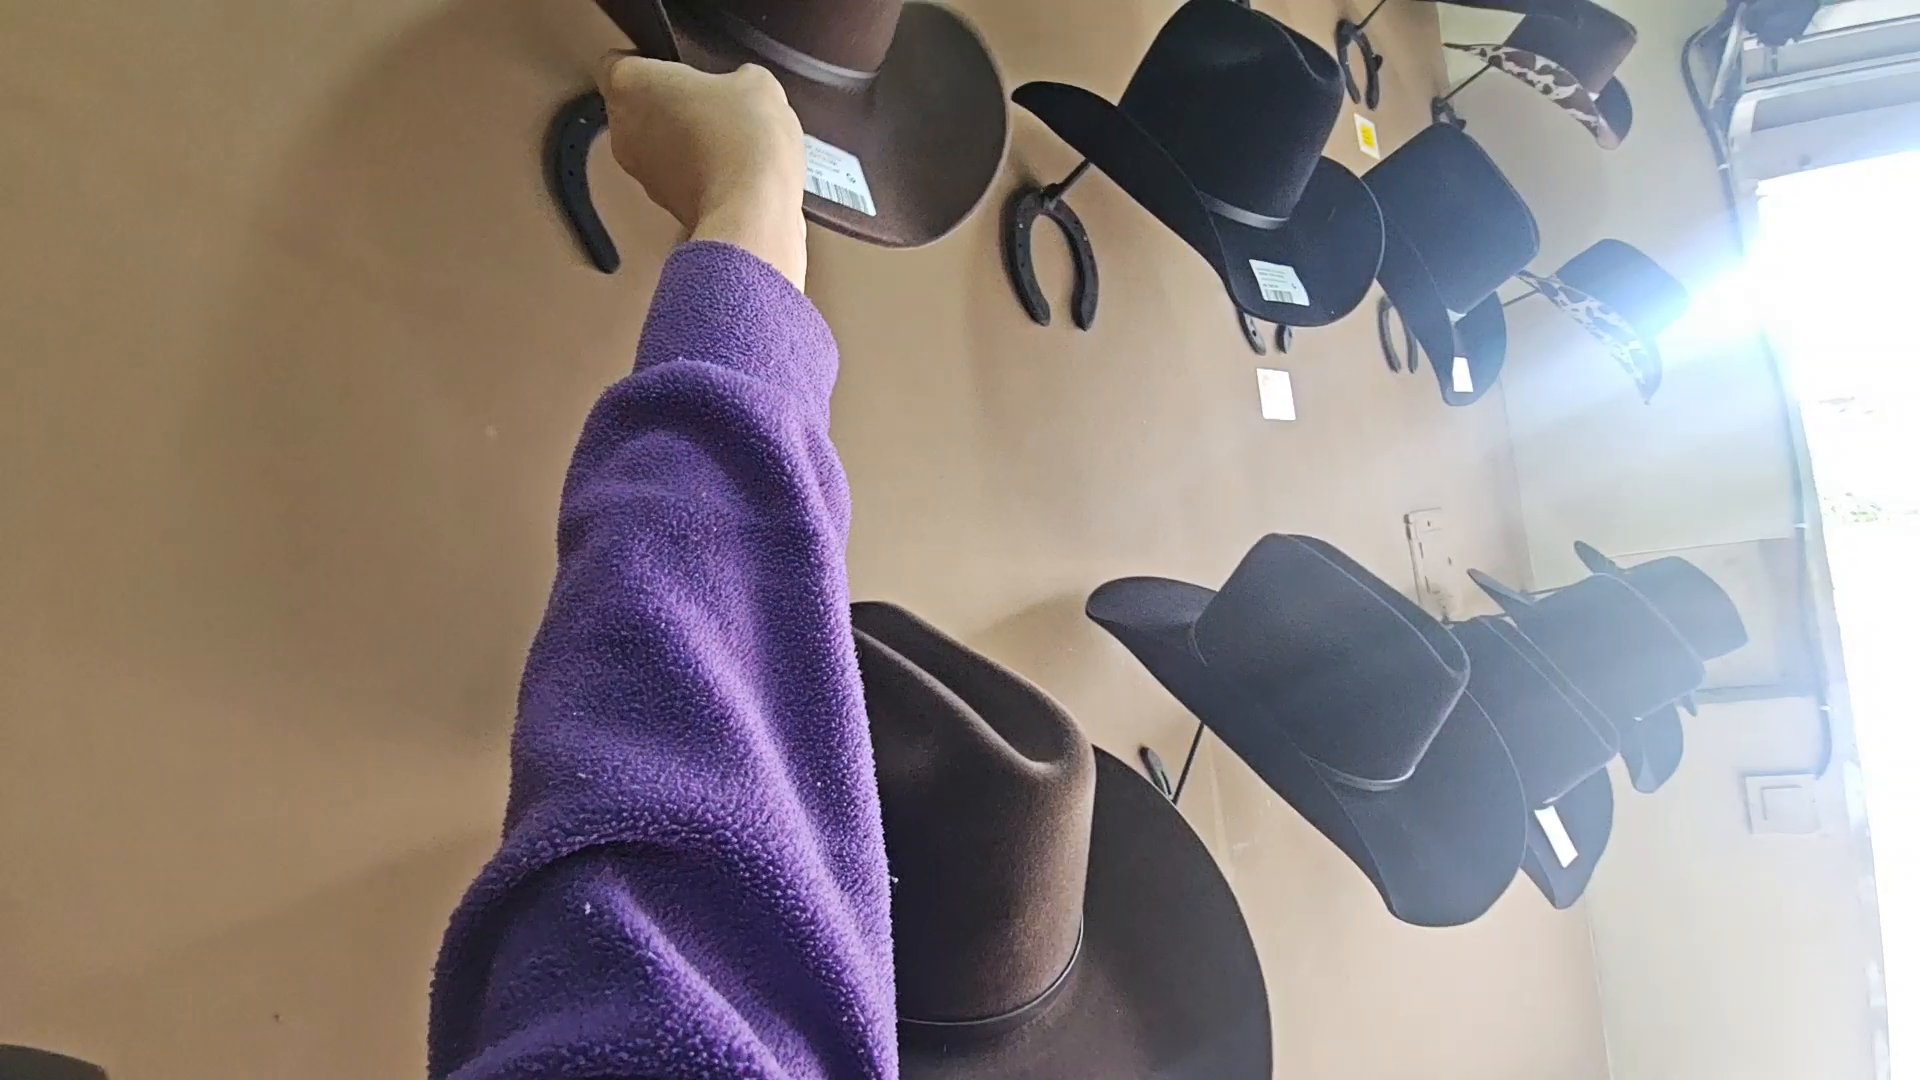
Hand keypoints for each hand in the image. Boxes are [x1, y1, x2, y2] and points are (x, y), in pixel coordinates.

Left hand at [596, 53, 808, 288]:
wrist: (757, 217)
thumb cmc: (744, 140)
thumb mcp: (757, 85)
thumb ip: (735, 81)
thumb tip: (740, 95)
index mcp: (629, 85)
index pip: (619, 64)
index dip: (652, 68)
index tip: (681, 76)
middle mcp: (623, 133)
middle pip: (642, 113)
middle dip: (675, 113)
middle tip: (715, 114)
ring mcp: (644, 180)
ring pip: (662, 155)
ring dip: (690, 152)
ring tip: (734, 153)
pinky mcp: (669, 214)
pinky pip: (683, 189)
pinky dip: (705, 186)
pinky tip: (738, 184)